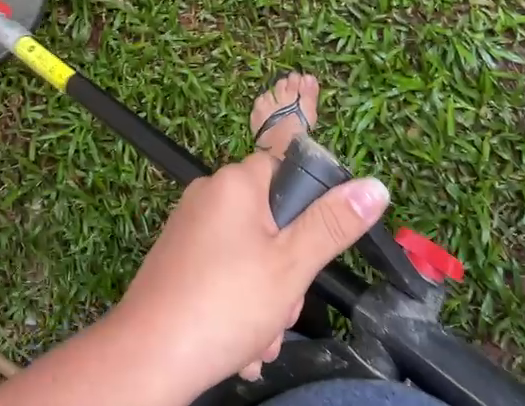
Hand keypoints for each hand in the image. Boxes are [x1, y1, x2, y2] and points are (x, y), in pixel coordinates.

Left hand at [106, 151, 388, 394]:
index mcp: (235, 182)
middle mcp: (209, 194)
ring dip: (266, 299)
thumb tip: (374, 186)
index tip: (310, 251)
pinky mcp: (179, 258)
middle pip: (272, 220)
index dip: (309, 210)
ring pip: (252, 255)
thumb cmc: (225, 304)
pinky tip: (240, 341)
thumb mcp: (292, 266)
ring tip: (259, 334)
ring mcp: (190, 226)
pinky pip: (225, 272)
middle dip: (287, 271)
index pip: (286, 170)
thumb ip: (333, 225)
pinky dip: (238, 304)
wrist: (149, 355)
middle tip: (283, 305)